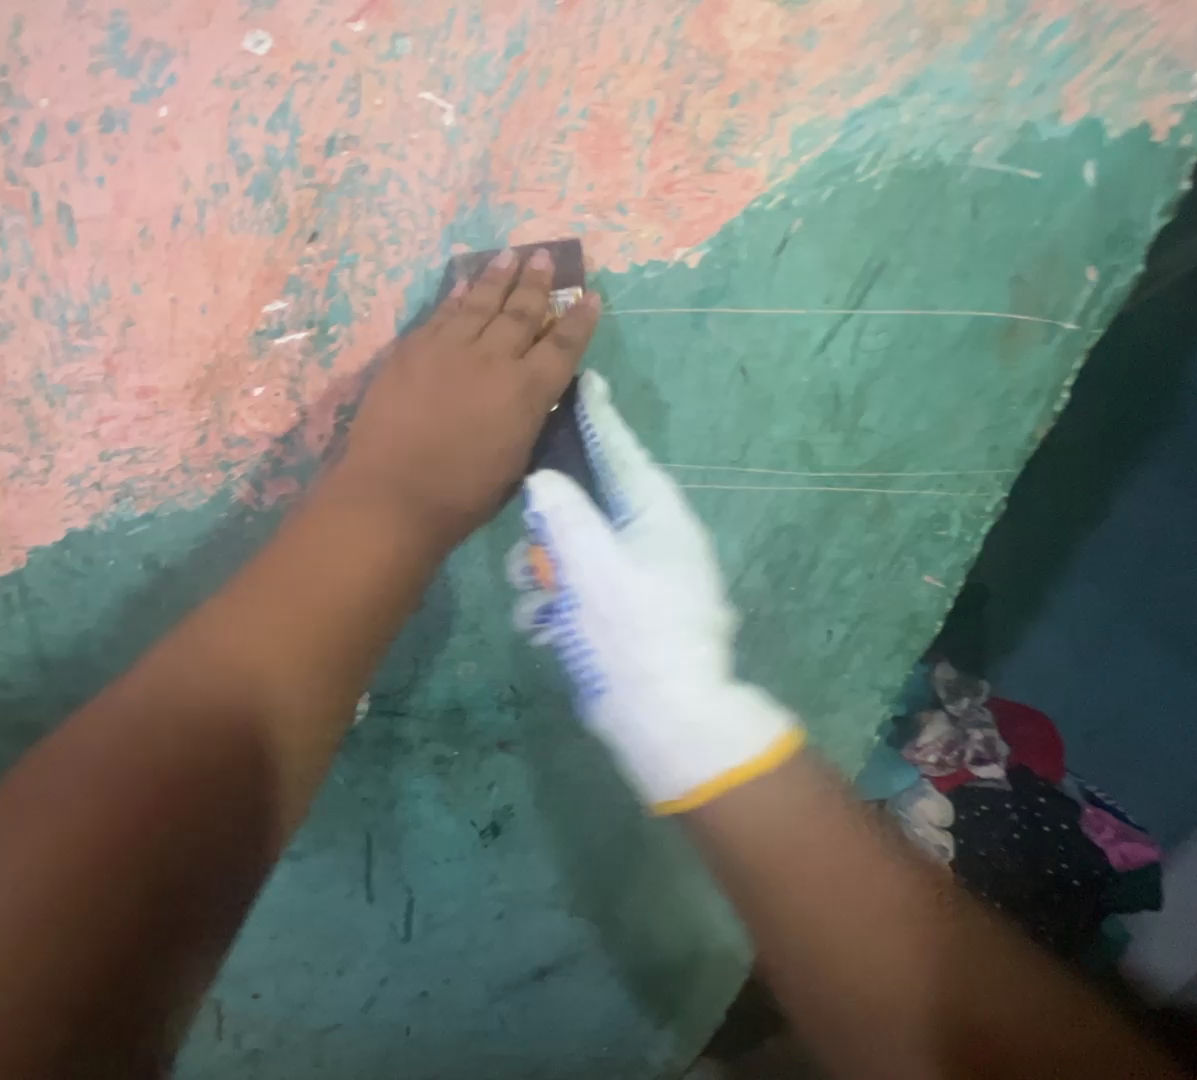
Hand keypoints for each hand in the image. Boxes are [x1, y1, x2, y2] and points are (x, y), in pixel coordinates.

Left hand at [332, 247, 601, 546]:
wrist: (392, 493)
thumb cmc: (460, 496)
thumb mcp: (515, 463)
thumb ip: (528, 420)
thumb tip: (533, 396)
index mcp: (527, 391)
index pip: (563, 346)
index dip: (580, 320)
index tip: (590, 297)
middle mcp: (493, 359)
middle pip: (522, 312)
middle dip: (537, 283)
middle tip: (545, 256)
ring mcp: (448, 349)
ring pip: (480, 302)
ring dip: (498, 277)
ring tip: (511, 255)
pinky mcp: (411, 350)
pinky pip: (440, 314)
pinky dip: (456, 296)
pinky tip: (462, 285)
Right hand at [509, 372, 803, 812]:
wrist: (665, 721)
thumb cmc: (632, 634)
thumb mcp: (591, 568)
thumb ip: (563, 516)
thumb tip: (543, 480)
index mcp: (657, 518)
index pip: (621, 453)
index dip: (598, 419)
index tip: (583, 382)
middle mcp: (650, 540)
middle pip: (587, 507)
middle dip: (551, 530)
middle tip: (532, 549)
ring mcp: (637, 579)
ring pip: (574, 552)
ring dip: (547, 576)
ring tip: (539, 605)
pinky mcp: (621, 613)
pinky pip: (577, 591)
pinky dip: (557, 607)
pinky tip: (546, 629)